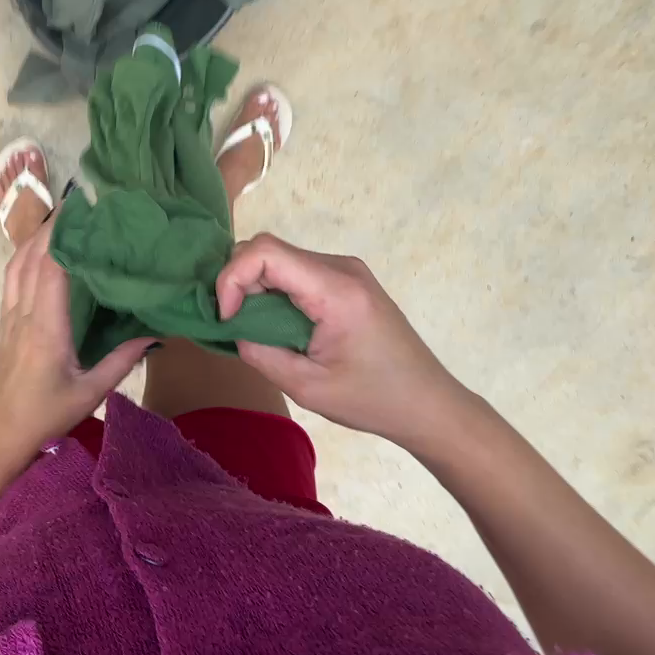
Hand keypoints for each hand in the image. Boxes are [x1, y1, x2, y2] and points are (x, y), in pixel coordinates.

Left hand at [0, 220, 153, 461]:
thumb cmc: (44, 418)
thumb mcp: (90, 393)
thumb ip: (122, 359)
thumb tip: (154, 330)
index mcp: (45, 328)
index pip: (51, 267)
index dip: (64, 233)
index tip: (85, 209)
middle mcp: (22, 315)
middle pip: (30, 258)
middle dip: (51, 225)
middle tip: (78, 202)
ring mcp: (8, 320)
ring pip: (16, 266)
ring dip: (34, 239)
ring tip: (60, 220)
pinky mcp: (3, 327)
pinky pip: (11, 282)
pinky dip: (25, 259)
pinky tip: (41, 255)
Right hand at [216, 233, 471, 448]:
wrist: (426, 403)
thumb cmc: (371, 399)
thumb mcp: (305, 386)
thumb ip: (260, 352)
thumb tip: (233, 330)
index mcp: (336, 290)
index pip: (265, 252)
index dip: (232, 278)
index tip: (227, 318)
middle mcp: (341, 268)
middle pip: (268, 250)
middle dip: (237, 283)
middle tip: (233, 325)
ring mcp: (344, 272)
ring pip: (277, 260)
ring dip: (252, 289)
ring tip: (251, 330)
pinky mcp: (344, 282)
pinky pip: (293, 273)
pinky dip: (270, 293)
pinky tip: (272, 326)